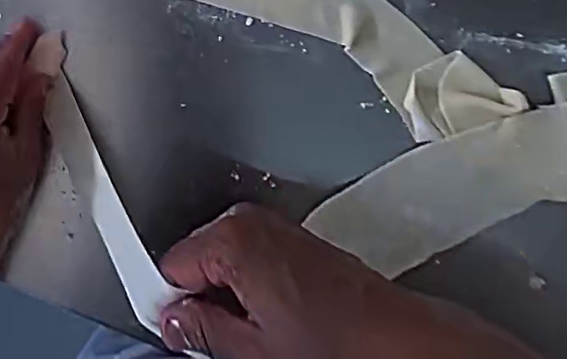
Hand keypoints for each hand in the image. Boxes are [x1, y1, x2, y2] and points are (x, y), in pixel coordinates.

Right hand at [158, 204, 538, 358]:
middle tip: (224, 336)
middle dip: (201, 294)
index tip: (175, 325)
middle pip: (196, 254)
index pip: (171, 262)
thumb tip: (174, 320)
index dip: (171, 300)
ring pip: (221, 255)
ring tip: (259, 327)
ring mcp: (271, 224)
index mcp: (231, 239)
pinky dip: (251, 281)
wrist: (395, 341)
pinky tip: (276, 314)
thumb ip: (202, 329)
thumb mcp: (254, 352)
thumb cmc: (336, 344)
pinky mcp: (289, 235)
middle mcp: (248, 221)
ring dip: (228, 290)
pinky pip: (249, 252)